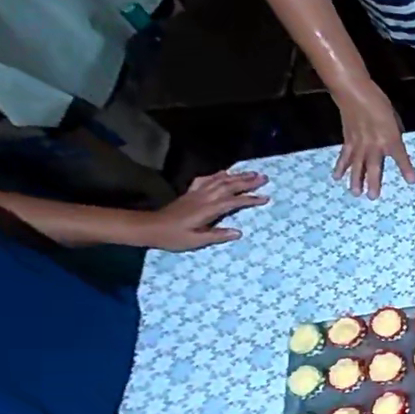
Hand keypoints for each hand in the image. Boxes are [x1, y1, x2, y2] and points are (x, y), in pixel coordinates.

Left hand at [141, 171, 270, 251]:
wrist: (150, 227)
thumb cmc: (173, 237)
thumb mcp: (196, 241)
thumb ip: (217, 235)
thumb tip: (238, 232)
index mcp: (207, 210)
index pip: (233, 202)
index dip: (250, 199)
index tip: (265, 198)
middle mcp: (203, 198)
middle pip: (228, 186)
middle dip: (247, 181)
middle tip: (264, 178)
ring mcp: (196, 193)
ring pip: (219, 180)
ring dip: (236, 176)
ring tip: (251, 172)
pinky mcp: (191, 193)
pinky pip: (206, 180)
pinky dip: (218, 175)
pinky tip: (225, 173)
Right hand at [333, 79, 414, 198]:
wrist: (353, 91)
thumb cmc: (378, 102)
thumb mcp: (394, 117)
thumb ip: (395, 133)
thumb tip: (395, 143)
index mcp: (390, 137)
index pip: (400, 156)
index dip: (406, 169)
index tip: (411, 181)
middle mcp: (374, 144)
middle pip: (374, 166)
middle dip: (373, 182)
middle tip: (372, 197)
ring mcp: (359, 144)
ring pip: (357, 165)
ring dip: (355, 180)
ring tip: (355, 194)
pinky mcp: (348, 140)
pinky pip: (345, 156)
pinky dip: (341, 167)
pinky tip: (337, 177)